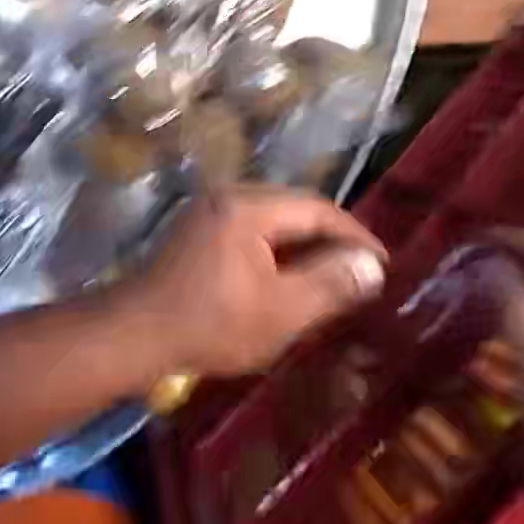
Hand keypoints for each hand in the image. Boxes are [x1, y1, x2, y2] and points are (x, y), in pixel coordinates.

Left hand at [119, 185, 385, 376]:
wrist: (139, 329)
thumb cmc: (213, 322)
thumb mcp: (282, 310)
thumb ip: (330, 284)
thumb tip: (372, 264)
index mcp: (247, 207)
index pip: (315, 207)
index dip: (355, 234)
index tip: (384, 264)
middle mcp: (225, 195)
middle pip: (292, 204)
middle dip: (330, 234)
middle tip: (362, 270)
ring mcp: (206, 208)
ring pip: (270, 215)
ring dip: (302, 240)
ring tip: (332, 273)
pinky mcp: (196, 226)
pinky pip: (249, 225)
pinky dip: (275, 244)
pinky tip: (287, 273)